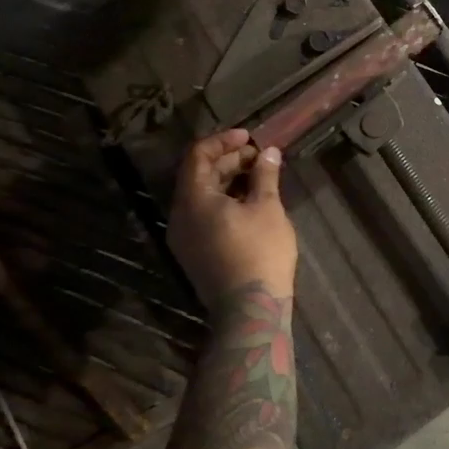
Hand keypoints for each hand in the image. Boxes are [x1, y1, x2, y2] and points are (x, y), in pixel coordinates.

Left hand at [167, 129, 297, 301]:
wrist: (250, 311)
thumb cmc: (259, 252)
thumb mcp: (267, 207)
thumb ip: (264, 175)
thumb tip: (268, 152)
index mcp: (192, 199)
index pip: (197, 155)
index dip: (222, 141)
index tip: (249, 137)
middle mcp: (180, 216)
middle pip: (198, 175)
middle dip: (228, 161)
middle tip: (259, 156)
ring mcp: (184, 238)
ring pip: (201, 196)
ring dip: (227, 181)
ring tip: (258, 175)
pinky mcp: (194, 254)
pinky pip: (203, 215)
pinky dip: (223, 201)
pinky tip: (250, 201)